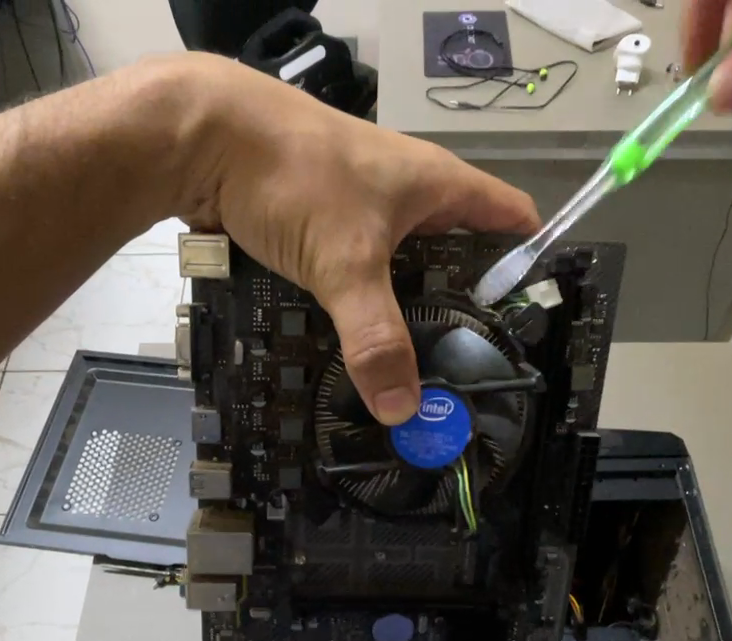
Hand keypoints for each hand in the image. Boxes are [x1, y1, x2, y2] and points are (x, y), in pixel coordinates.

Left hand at [164, 55, 539, 423]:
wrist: (202, 138)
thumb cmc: (295, 177)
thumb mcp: (346, 263)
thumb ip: (377, 337)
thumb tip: (403, 410)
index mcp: (437, 187)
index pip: (511, 221)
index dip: (529, 267)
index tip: (529, 326)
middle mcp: (407, 198)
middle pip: (456, 260)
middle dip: (461, 313)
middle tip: (464, 373)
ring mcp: (363, 215)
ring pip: (400, 275)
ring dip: (404, 320)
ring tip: (411, 376)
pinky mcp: (322, 233)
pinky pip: (355, 281)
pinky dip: (358, 314)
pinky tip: (354, 354)